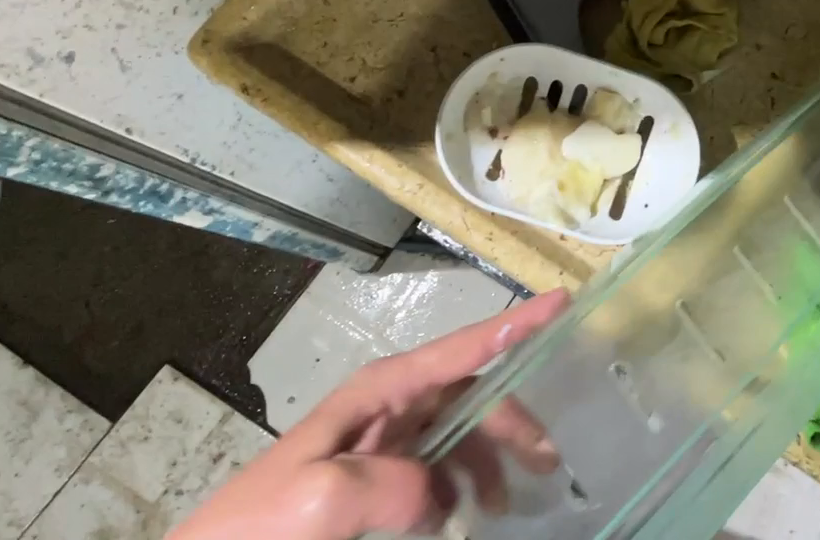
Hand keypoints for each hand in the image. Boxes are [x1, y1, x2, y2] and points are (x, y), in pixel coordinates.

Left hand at [172, 289, 570, 539]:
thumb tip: (443, 497)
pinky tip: (470, 515)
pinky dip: (465, 486)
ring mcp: (387, 441)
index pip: (462, 349)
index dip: (514, 325)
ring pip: (462, 432)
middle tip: (546, 460)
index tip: (563, 304)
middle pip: (472, 394)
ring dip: (492, 460)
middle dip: (512, 419)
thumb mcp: (321, 501)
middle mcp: (391, 404)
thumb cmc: (256, 530)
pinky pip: (442, 469)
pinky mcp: (381, 479)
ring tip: (509, 502)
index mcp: (381, 390)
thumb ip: (393, 485)